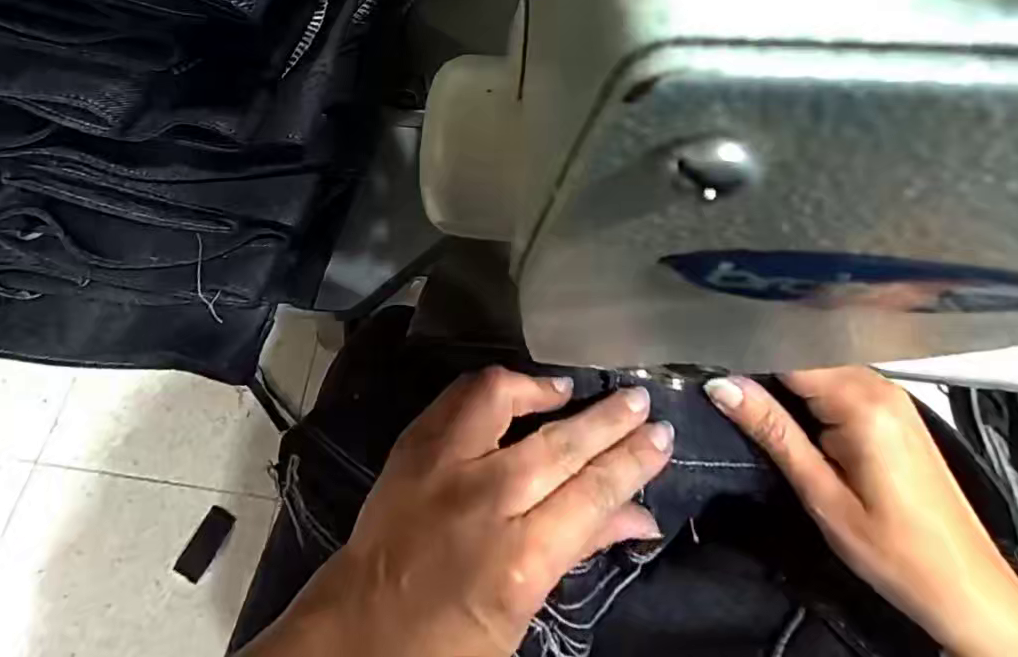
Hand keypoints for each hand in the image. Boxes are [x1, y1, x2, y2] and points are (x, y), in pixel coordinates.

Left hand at [243, 367, 674, 656]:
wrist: (355, 636)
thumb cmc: (451, 640)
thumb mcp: (525, 609)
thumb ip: (580, 551)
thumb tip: (642, 518)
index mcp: (519, 559)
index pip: (593, 494)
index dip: (633, 462)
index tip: (662, 437)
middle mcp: (485, 500)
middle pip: (562, 447)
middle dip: (610, 422)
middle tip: (642, 399)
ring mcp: (445, 466)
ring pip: (512, 406)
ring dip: (557, 394)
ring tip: (591, 390)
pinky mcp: (416, 445)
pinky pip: (467, 396)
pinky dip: (503, 385)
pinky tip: (529, 388)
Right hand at [705, 368, 1017, 656]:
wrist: (971, 591)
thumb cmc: (899, 555)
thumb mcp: (823, 496)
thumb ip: (772, 431)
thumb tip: (723, 385)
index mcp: (861, 401)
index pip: (788, 351)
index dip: (745, 350)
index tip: (707, 354)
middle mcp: (878, 385)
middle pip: (804, 350)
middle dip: (760, 360)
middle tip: (718, 376)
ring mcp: (890, 394)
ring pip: (819, 362)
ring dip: (783, 374)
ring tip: (745, 389)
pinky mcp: (893, 408)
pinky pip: (838, 378)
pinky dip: (807, 387)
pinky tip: (788, 407)